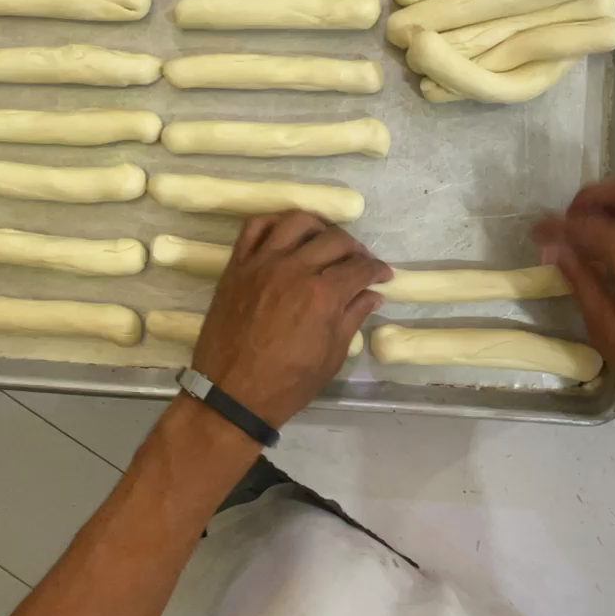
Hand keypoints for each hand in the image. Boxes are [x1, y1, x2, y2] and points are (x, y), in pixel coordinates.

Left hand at [193, 211, 390, 426]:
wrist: (231, 394)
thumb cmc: (287, 383)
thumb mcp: (331, 356)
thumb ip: (353, 316)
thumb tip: (372, 294)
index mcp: (322, 295)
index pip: (360, 267)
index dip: (378, 269)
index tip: (383, 275)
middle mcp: (294, 269)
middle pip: (335, 239)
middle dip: (355, 249)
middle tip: (358, 263)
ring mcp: (262, 263)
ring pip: (296, 221)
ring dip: (318, 228)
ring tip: (323, 241)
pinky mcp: (237, 266)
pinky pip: (255, 228)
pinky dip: (274, 223)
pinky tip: (286, 234)